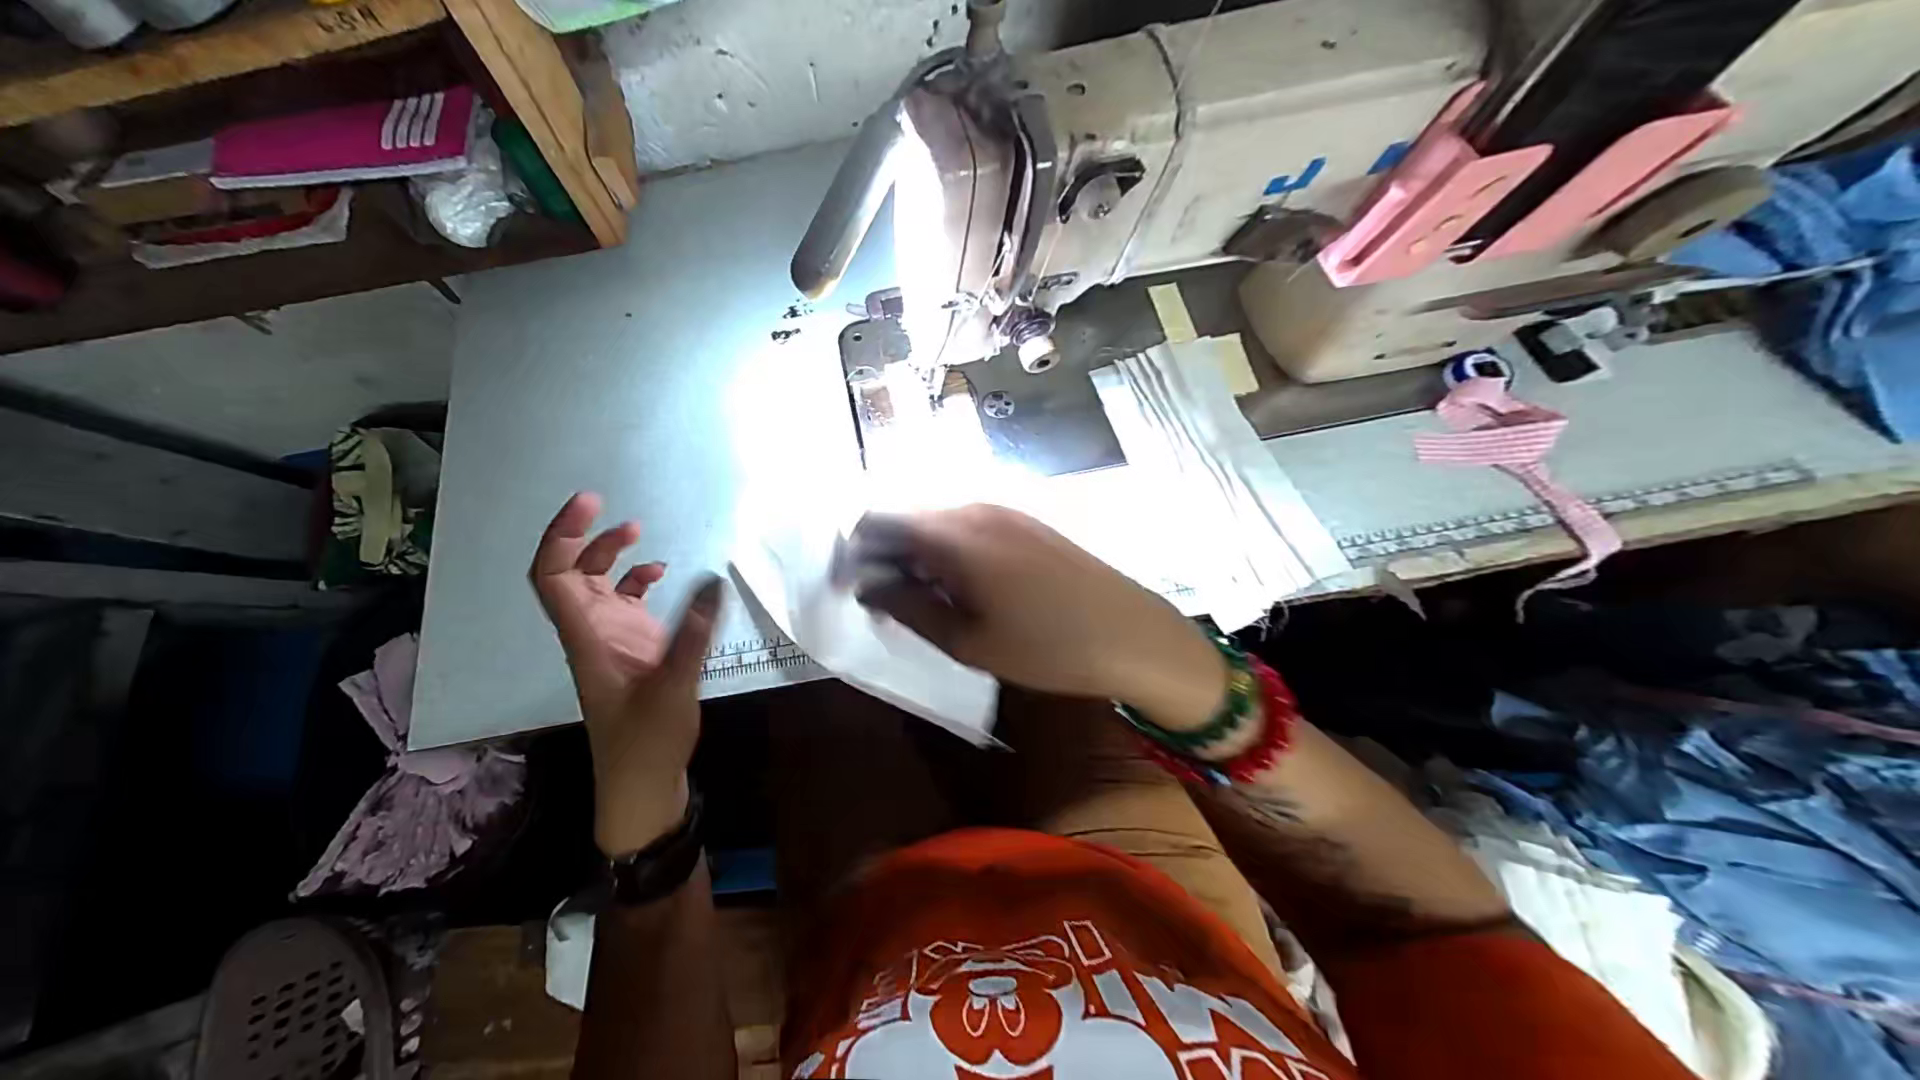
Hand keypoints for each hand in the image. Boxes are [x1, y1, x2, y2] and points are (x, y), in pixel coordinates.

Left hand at [530, 492, 723, 855]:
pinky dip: (638, 582)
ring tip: (640, 534)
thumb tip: (713, 582)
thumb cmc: (646, 742)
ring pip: (596, 585)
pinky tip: (662, 576)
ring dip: (611, 557)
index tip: (590, 505)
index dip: (561, 536)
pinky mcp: (632, 650)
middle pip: (571, 573)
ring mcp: (611, 640)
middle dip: (588, 538)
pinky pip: (626, 604)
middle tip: (619, 515)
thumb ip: (692, 634)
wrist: (641, 784)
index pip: (554, 576)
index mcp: (586, 637)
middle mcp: (591, 632)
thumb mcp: (673, 687)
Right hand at [850, 504, 1226, 730]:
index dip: (856, 553)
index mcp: (955, 534)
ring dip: (918, 554)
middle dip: (886, 554)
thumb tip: (868, 586)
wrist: (1134, 634)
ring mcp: (1006, 510)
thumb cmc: (1048, 647)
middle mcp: (976, 508)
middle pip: (908, 517)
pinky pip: (970, 526)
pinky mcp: (1027, 521)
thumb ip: (910, 607)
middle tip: (885, 602)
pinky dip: (950, 550)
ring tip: (923, 600)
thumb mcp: (969, 641)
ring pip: (939, 522)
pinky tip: (963, 587)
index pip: (879, 522)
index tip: (851, 589)